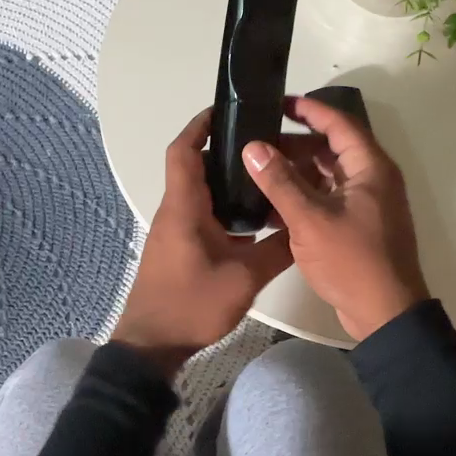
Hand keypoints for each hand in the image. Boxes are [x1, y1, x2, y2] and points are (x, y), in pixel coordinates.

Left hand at [110, 108, 294, 375]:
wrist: (151, 344)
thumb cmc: (192, 305)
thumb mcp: (244, 278)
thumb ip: (277, 251)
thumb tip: (304, 229)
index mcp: (184, 208)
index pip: (184, 151)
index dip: (202, 124)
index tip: (229, 111)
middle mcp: (174, 213)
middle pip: (197, 168)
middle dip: (229, 153)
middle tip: (269, 148)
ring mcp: (174, 233)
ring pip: (201, 195)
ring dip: (229, 184)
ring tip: (269, 179)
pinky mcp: (178, 251)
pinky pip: (202, 217)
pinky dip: (225, 210)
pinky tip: (255, 221)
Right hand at [242, 96, 428, 341]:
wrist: (384, 312)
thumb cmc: (352, 261)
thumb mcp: (310, 219)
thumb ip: (279, 182)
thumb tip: (253, 147)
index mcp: (370, 168)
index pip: (338, 124)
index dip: (308, 110)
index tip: (277, 103)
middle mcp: (372, 179)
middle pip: (330, 148)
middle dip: (294, 144)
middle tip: (257, 142)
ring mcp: (365, 204)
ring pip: (326, 176)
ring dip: (295, 173)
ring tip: (257, 170)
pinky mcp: (356, 226)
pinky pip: (327, 199)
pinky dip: (303, 197)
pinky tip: (270, 205)